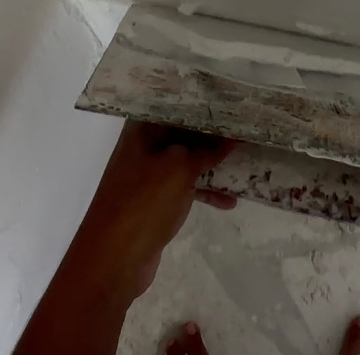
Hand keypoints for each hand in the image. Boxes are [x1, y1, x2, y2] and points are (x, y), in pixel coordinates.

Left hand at [14, 123, 234, 354]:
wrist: (114, 258)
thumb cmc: (144, 201)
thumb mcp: (179, 169)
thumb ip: (206, 151)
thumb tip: (232, 136)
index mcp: (143, 128)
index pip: (177, 104)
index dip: (205, 103)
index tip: (233, 102)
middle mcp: (144, 145)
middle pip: (184, 132)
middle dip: (214, 134)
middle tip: (246, 128)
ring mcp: (149, 174)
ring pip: (187, 161)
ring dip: (213, 164)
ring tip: (246, 163)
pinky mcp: (156, 200)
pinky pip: (185, 187)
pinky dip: (205, 191)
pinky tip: (230, 202)